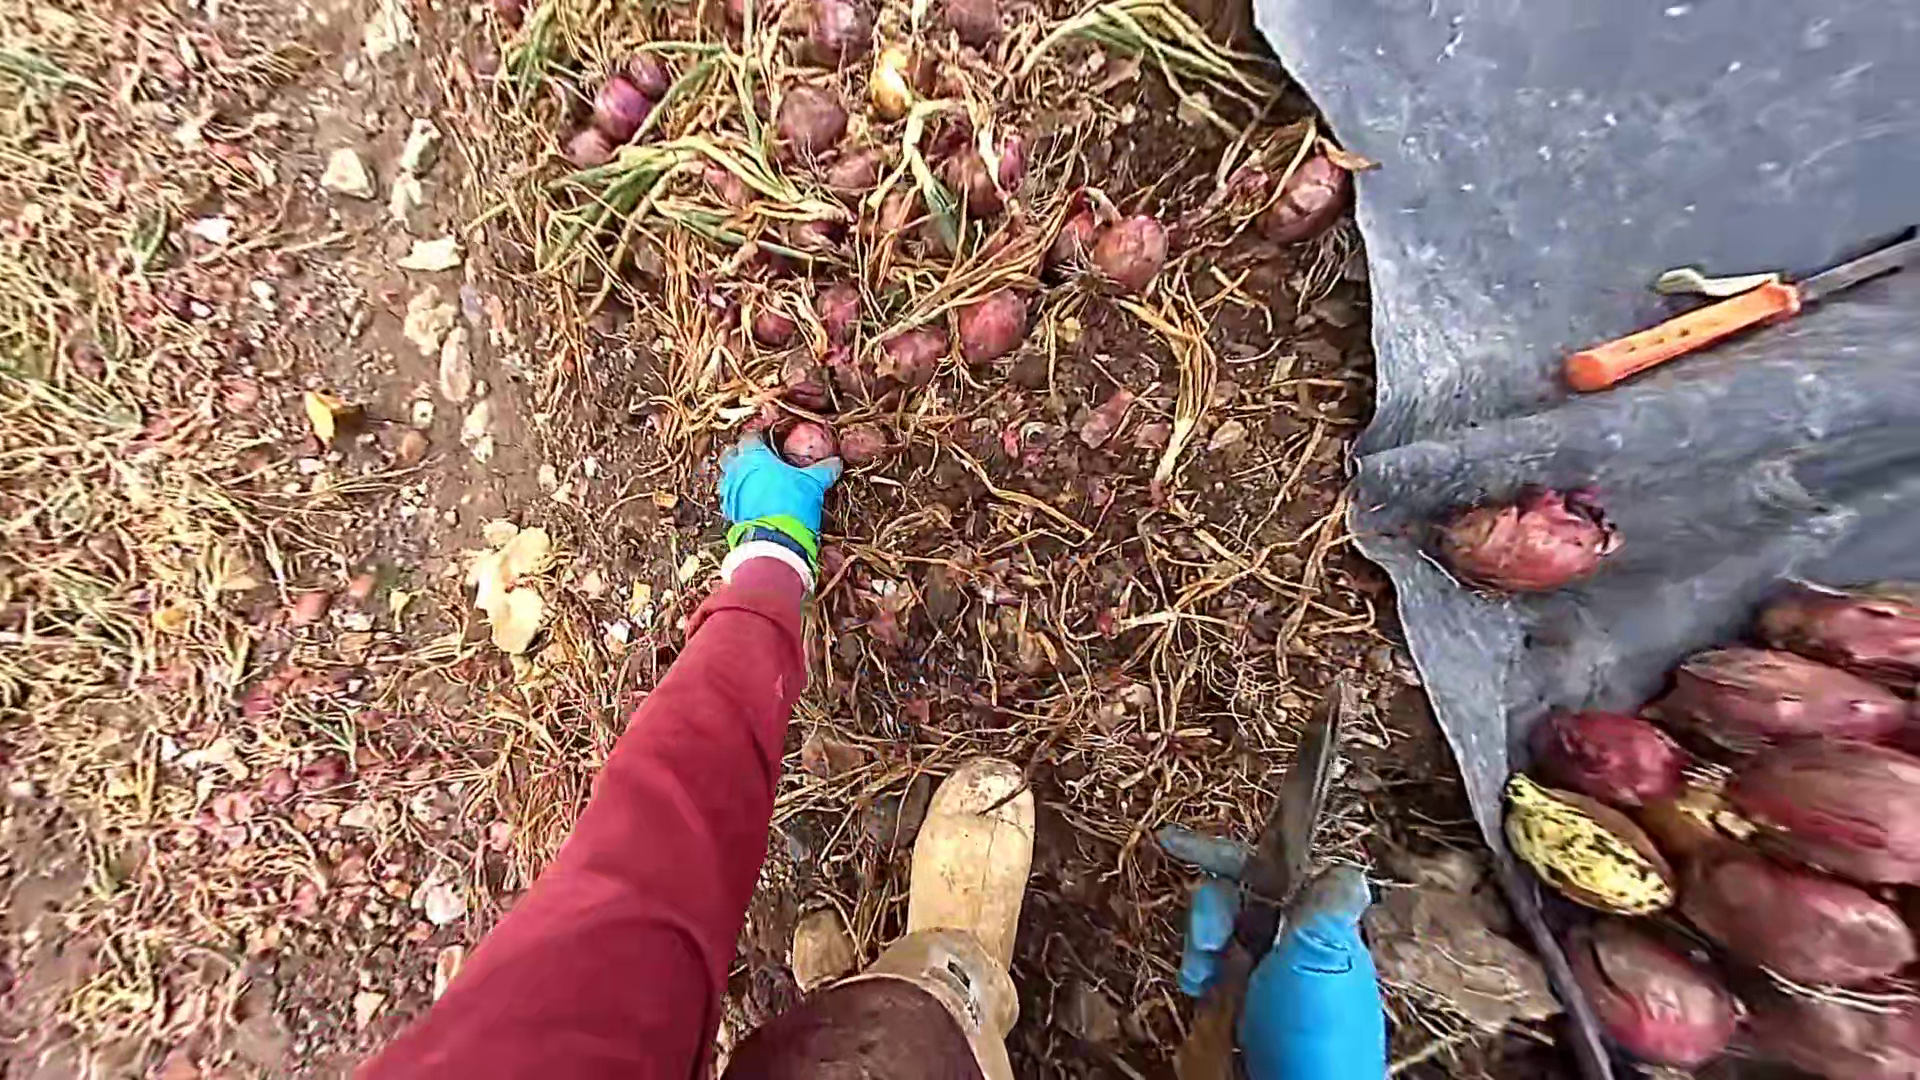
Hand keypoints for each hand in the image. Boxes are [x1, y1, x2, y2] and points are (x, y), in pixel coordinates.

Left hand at [719, 433, 841, 563]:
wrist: (775, 539)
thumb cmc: (791, 503)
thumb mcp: (812, 483)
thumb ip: (823, 470)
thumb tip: (835, 462)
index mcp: (754, 456)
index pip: (751, 437)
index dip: (761, 436)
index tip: (769, 440)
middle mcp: (737, 471)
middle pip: (732, 454)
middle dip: (743, 454)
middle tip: (759, 459)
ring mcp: (730, 491)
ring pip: (729, 476)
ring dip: (741, 476)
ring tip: (758, 481)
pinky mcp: (730, 510)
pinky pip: (731, 497)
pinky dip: (741, 495)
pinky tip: (755, 501)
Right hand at [1181, 866, 1385, 1079]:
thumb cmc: (1312, 1032)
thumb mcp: (1320, 963)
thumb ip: (1326, 911)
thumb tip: (1350, 870)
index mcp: (1316, 926)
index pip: (1265, 868)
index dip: (1222, 854)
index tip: (1171, 842)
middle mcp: (1290, 940)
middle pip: (1231, 894)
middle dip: (1209, 909)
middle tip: (1205, 944)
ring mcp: (1263, 970)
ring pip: (1214, 924)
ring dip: (1198, 942)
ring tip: (1199, 978)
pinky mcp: (1240, 997)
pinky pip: (1207, 960)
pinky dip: (1196, 967)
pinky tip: (1196, 989)